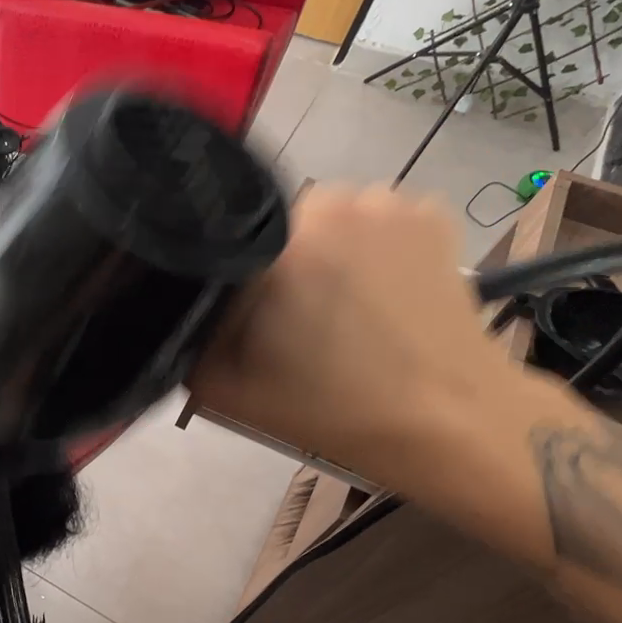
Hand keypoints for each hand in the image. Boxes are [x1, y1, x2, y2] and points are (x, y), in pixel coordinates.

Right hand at [188, 184, 538, 483]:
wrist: (450, 418)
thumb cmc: (331, 408)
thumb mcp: (221, 388)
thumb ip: (181, 341)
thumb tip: (172, 309)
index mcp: (275, 246)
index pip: (217, 243)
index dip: (217, 279)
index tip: (231, 316)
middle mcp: (329, 206)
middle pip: (268, 223)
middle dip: (269, 259)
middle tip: (281, 313)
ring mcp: (386, 203)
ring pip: (322, 216)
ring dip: (317, 248)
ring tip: (331, 302)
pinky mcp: (428, 213)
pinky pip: (371, 217)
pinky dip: (365, 244)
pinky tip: (371, 287)